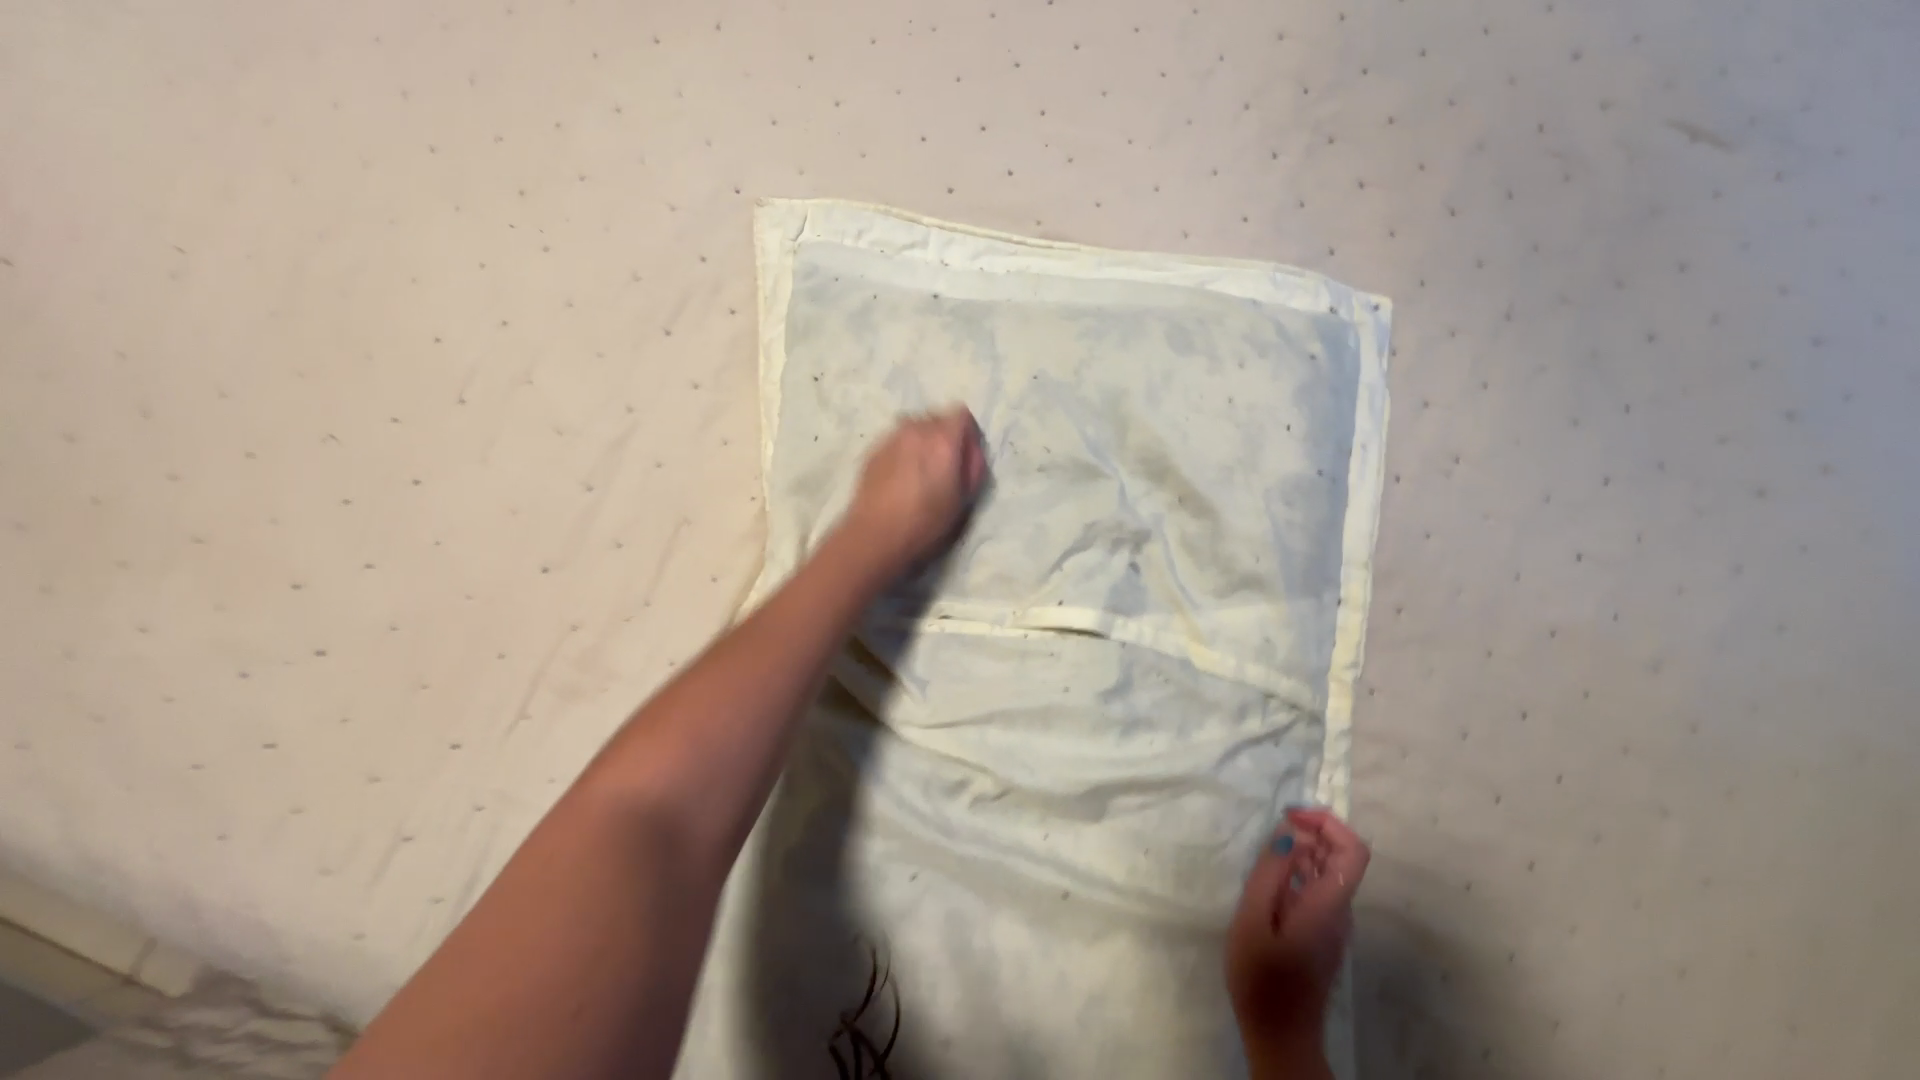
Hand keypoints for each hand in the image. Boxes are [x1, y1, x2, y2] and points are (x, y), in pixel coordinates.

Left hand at [841, 406, 986, 573]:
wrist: (875, 536)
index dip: (966, 434)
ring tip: (919, 471)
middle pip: (936, 418)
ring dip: (920, 442)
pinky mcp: (872, 450)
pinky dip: (901, 451)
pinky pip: (895, 441)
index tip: (963, 457)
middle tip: (942, 467)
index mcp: (943, 440)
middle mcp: (916, 430)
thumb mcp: (963, 501)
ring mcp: (890, 438)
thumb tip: (970, 452)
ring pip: (913, 427)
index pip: (961, 414)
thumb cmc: (925, 523)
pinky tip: (898, 478)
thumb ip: (972, 468)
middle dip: (943, 436)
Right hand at [1226, 807, 1369, 1077]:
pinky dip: (1297, 873)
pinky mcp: (1322, 934)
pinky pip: (1317, 889)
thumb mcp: (1253, 918)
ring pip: (1328, 872)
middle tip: (1271, 831)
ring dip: (1302, 852)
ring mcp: (1334, 924)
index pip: (1354, 850)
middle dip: (1311, 832)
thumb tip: (1290, 832)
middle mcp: (1341, 910)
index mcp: (1328, 904)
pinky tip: (1268, 883)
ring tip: (1264, 855)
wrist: (1279, 1033)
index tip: (1291, 816)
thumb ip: (1271, 872)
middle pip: (1342, 857)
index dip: (1328, 823)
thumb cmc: (1261, 977)